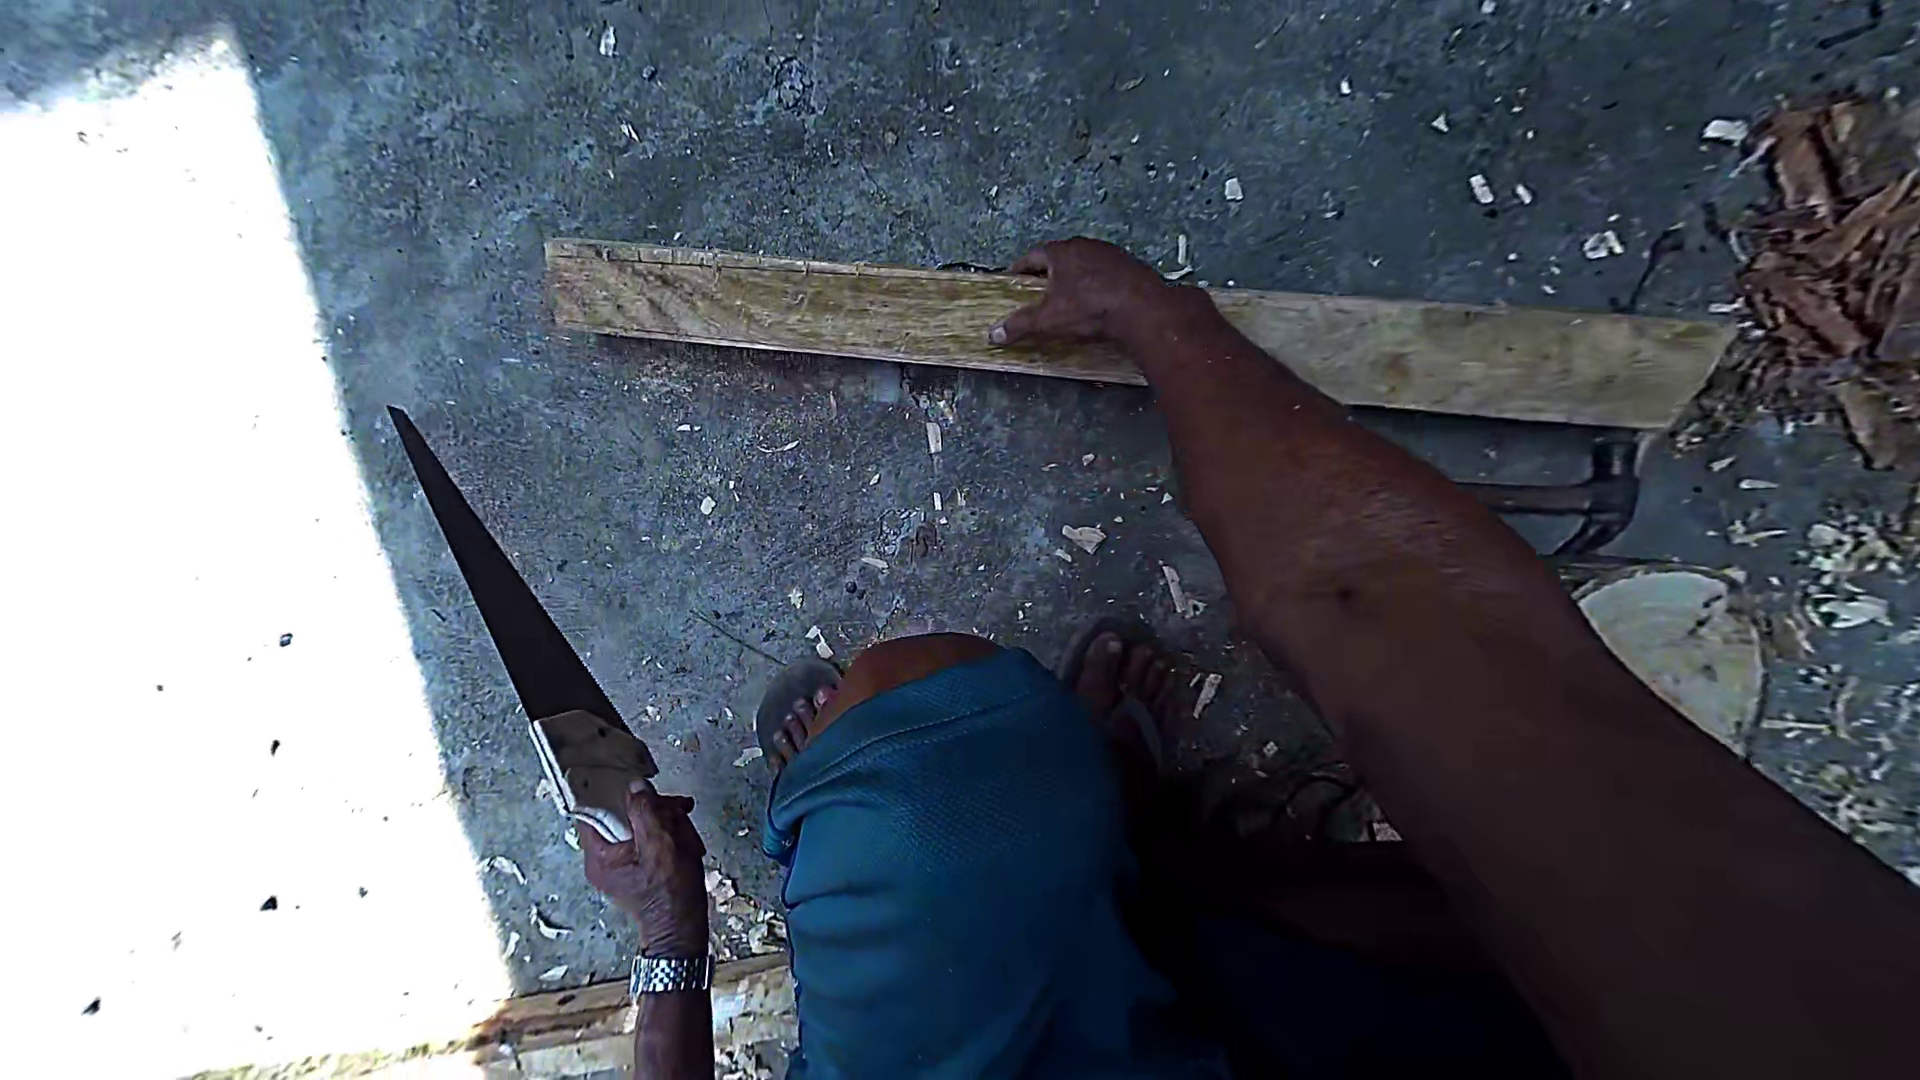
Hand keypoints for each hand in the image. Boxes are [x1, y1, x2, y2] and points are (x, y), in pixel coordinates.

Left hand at [579, 781, 709, 957]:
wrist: (683, 926)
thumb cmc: (671, 891)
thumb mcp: (661, 844)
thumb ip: (646, 812)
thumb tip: (635, 786)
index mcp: (600, 855)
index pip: (593, 811)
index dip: (612, 792)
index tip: (634, 782)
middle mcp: (604, 859)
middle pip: (623, 815)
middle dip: (655, 808)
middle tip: (678, 810)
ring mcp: (620, 863)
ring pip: (640, 824)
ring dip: (666, 820)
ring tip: (686, 828)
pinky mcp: (636, 865)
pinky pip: (648, 838)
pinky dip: (667, 833)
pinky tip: (685, 838)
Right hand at [988, 238, 1176, 346]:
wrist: (1141, 308)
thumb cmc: (1089, 309)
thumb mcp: (1048, 320)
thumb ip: (1020, 325)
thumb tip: (993, 334)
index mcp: (1061, 252)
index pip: (1033, 255)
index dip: (1021, 268)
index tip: (1014, 279)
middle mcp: (1085, 246)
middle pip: (1059, 256)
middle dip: (1047, 272)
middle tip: (1038, 288)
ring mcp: (1110, 254)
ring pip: (1083, 263)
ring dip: (1072, 276)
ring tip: (1066, 295)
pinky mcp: (1129, 267)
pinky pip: (1104, 273)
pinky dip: (1094, 284)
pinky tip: (1095, 300)